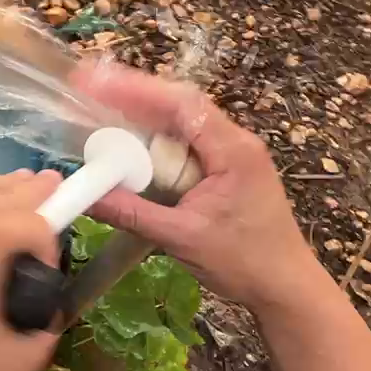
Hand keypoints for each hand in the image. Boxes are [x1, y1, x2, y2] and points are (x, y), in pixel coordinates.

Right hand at [72, 62, 333, 317]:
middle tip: (88, 84)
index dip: (136, 90)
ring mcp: (231, 152)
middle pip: (179, 103)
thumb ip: (132, 213)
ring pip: (181, 119)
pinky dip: (153, 132)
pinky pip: (184, 138)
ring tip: (99, 100)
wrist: (286, 287)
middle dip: (133, 91)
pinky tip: (128, 135)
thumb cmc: (243, 262)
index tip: (97, 84)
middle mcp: (235, 141)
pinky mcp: (224, 166)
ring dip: (142, 109)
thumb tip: (84, 196)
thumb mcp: (181, 237)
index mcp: (232, 151)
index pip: (181, 105)